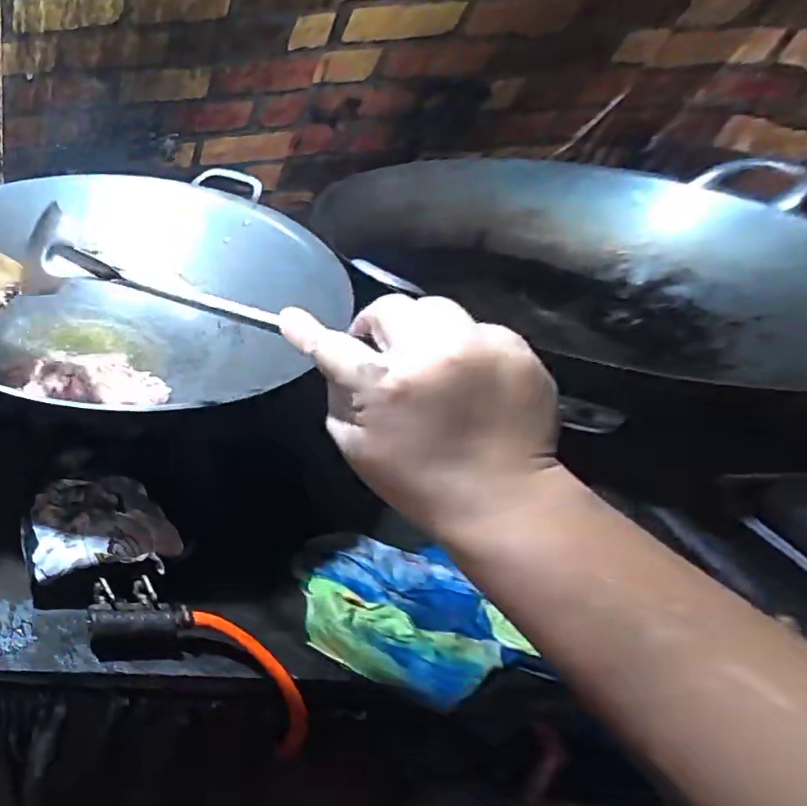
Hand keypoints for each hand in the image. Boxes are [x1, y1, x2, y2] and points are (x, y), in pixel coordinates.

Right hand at [280, 296, 559, 534]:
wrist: (500, 497)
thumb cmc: (413, 477)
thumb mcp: (353, 443)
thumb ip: (338, 394)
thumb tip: (333, 357)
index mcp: (384, 384)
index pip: (331, 344)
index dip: (305, 330)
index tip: (289, 316)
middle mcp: (432, 354)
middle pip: (389, 308)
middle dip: (377, 328)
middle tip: (381, 355)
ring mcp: (480, 347)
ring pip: (435, 308)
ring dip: (421, 330)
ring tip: (427, 363)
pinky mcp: (517, 350)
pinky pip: (476, 327)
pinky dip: (462, 345)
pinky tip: (465, 377)